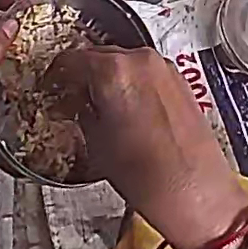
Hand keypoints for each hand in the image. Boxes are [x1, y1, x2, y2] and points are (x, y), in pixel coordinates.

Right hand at [48, 47, 247, 248]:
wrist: (196, 193)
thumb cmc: (150, 176)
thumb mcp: (97, 143)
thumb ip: (82, 112)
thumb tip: (76, 103)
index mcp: (113, 71)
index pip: (72, 60)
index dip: (56, 75)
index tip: (51, 86)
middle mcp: (140, 60)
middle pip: (98, 55)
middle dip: (82, 75)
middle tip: (70, 97)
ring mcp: (163, 68)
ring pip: (123, 61)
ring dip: (107, 77)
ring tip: (99, 105)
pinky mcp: (179, 79)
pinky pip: (144, 71)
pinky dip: (131, 82)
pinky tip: (126, 107)